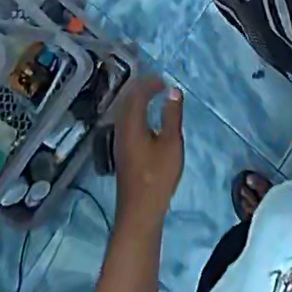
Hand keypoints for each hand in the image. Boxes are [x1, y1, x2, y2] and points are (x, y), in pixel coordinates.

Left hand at [113, 76, 183, 224]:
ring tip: (152, 96)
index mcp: (132, 124)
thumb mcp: (171, 143)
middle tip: (158, 83)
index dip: (149, 84)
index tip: (163, 80)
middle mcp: (121, 129)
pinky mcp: (122, 152)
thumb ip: (172, 115)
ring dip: (137, 100)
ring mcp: (119, 142)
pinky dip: (135, 112)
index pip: (137, 95)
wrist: (140, 210)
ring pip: (124, 112)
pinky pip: (126, 122)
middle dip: (140, 89)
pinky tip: (146, 119)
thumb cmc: (157, 175)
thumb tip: (173, 91)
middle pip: (127, 102)